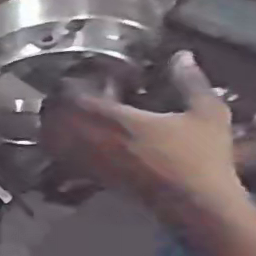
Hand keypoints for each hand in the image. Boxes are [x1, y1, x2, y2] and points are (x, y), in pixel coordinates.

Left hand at [41, 50, 246, 219]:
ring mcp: (83, 159)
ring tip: (70, 110)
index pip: (71, 94)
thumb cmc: (201, 155)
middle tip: (74, 91)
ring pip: (49, 134)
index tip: (86, 75)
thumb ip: (189, 81)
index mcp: (112, 119)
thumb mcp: (205, 112)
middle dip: (59, 100)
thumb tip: (181, 54)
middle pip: (52, 113)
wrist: (193, 201)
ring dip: (54, 119)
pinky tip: (72, 134)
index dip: (73, 82)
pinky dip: (56, 141)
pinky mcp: (86, 175)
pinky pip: (57, 154)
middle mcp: (89, 138)